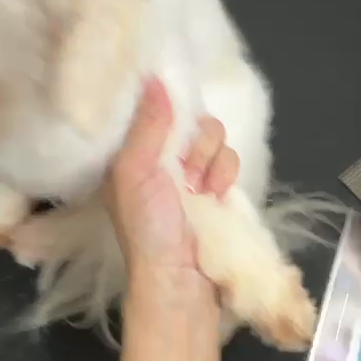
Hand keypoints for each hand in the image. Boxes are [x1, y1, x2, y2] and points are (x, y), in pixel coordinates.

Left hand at [105, 79, 241, 301]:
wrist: (181, 283)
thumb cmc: (149, 230)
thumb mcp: (135, 173)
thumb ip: (147, 126)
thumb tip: (154, 76)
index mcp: (130, 154)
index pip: (155, 108)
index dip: (170, 108)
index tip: (175, 120)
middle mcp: (159, 161)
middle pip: (192, 120)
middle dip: (196, 142)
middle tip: (187, 170)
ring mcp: (190, 178)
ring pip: (215, 140)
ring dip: (212, 162)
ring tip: (202, 191)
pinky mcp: (216, 194)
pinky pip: (230, 163)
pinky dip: (227, 175)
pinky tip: (217, 196)